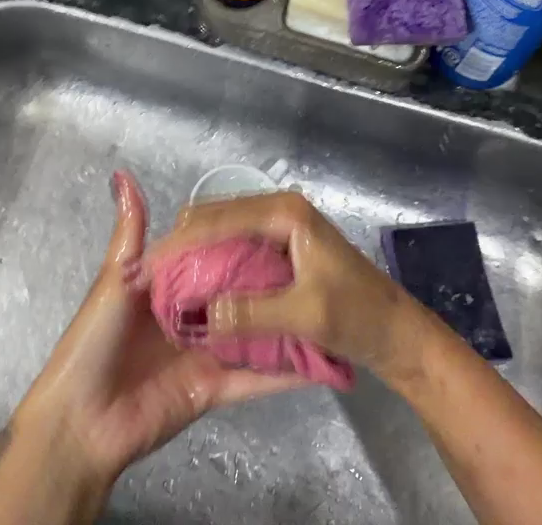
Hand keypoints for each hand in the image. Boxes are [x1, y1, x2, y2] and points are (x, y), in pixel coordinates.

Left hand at [7, 172, 310, 484]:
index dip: (236, 242)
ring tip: (326, 303)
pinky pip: (254, 378)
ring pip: (252, 334)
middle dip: (267, 282)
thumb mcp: (114, 282)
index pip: (208, 260)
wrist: (82, 421)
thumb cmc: (94, 343)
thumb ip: (131, 235)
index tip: (273, 224)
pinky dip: (285, 372)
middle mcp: (190, 319)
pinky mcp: (215, 389)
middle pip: (236, 297)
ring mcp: (205, 354)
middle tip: (311, 261)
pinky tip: (320, 357)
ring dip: (283, 323)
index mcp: (166, 290)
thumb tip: (123, 176)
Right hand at [143, 190, 424, 376]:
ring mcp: (280, 226)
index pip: (217, 218)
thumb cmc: (358, 316)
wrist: (398, 332)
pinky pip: (234, 246)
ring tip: (164, 284)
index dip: (178, 243)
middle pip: (214, 216)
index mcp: (284, 213)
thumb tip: (200, 314)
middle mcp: (278, 209)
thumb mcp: (306, 316)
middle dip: (179, 244)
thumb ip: (252, 313)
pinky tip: (196, 289)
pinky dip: (212, 263)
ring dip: (193, 254)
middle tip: (147, 277)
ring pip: (221, 230)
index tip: (144, 269)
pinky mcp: (280, 246)